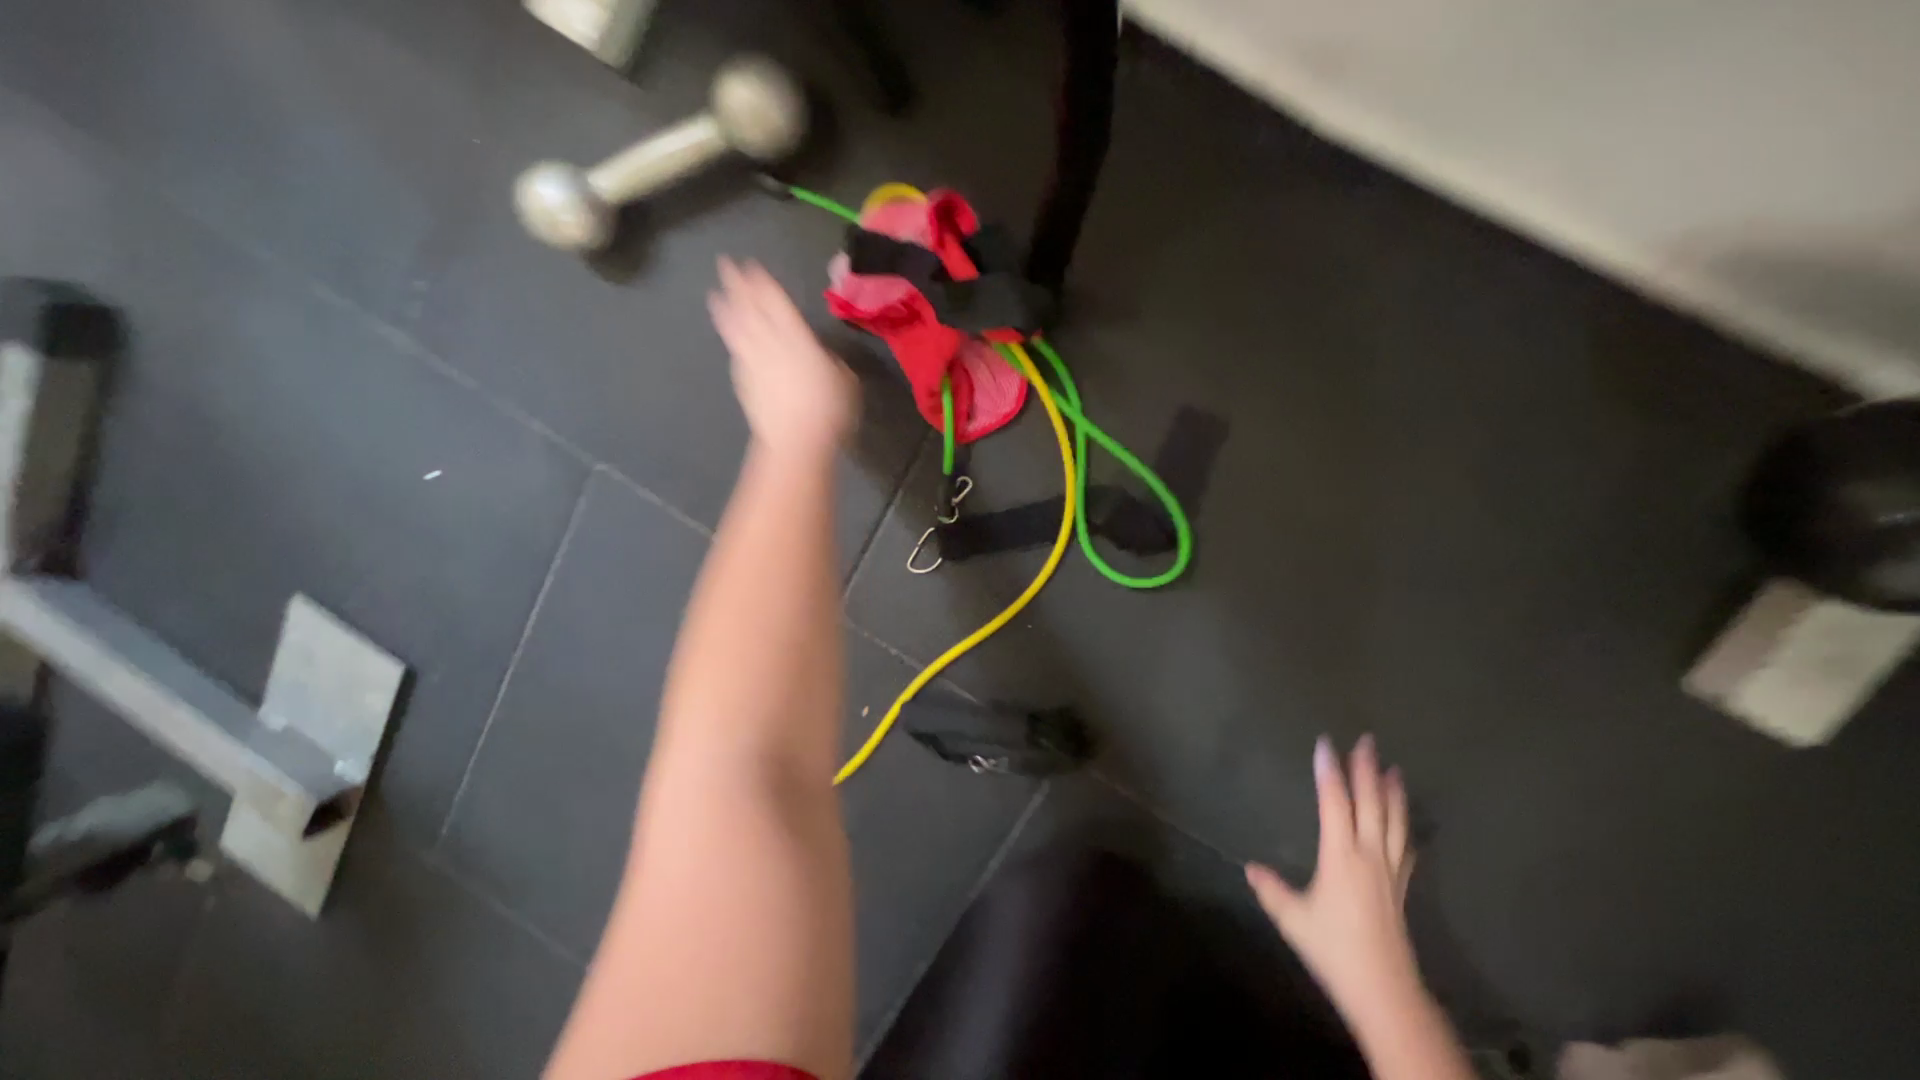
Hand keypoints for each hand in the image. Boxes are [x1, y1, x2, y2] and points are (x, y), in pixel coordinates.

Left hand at [707, 256, 858, 456]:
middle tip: (725, 265)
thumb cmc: (828, 409)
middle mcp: (770, 342)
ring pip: (736, 328)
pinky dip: (731, 338)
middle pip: (750, 307)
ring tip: (715, 296)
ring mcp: (753, 361)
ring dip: (726, 309)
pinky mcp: (743, 381)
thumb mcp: (843, 379)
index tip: (751, 265)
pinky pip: (736, 351)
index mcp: (797, 336)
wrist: (795, 441)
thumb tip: (821, 358)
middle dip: (737, 285)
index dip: (763, 282)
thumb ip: (828, 361)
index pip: (776, 301)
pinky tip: (730, 335)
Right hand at [1247, 735, 1421, 1026]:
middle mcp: (1369, 855)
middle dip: (1367, 770)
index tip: (1325, 744)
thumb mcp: (1293, 919)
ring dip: (1392, 793)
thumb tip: (1250, 868)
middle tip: (1367, 740)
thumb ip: (1272, 890)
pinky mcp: (1401, 888)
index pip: (1334, 803)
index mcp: (1341, 855)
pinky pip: (1404, 848)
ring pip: (1394, 822)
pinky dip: (1404, 828)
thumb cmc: (1333, 949)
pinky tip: (1405, 824)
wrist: (1382, 988)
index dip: (1329, 772)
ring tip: (1393, 769)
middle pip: (1371, 803)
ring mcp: (1390, 871)